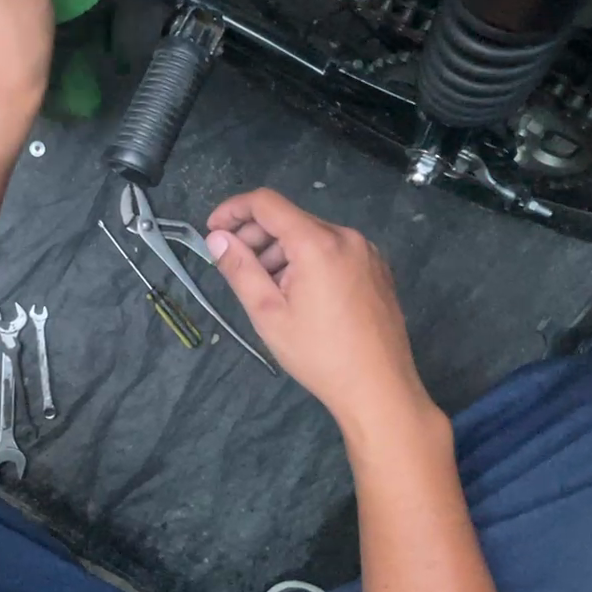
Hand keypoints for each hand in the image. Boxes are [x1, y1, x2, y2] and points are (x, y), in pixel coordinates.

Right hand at [206, 188, 433, 425]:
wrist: (379, 388)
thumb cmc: (318, 353)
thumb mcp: (267, 312)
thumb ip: (239, 268)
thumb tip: (216, 238)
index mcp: (317, 243)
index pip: (266, 203)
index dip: (233, 210)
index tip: (212, 232)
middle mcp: (346, 237)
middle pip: (289, 218)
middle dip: (255, 236)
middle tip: (235, 267)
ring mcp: (366, 251)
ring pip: (309, 235)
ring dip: (279, 251)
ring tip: (268, 289)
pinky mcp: (376, 268)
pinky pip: (331, 249)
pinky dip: (305, 260)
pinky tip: (298, 294)